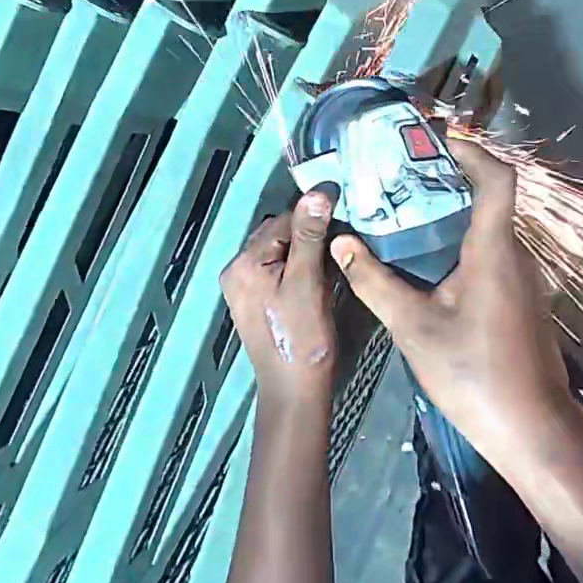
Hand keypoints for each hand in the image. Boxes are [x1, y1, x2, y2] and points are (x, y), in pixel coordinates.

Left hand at [220, 189, 339, 409]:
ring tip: (333, 258)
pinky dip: (298, 266)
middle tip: (342, 241)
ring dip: (306, 249)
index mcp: (245, 262)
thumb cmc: (303, 337)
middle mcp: (236, 269)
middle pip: (279, 233)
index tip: (345, 221)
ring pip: (280, 250)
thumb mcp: (308, 282)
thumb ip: (310, 235)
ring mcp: (243, 286)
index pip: (284, 220)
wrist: (294, 392)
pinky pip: (277, 268)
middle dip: (309, 233)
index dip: (315, 218)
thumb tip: (318, 191)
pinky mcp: (255, 299)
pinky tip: (319, 275)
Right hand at [331, 138, 570, 465]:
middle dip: (448, 178)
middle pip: (489, 197)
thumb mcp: (413, 326)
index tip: (435, 141)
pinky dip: (460, 240)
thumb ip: (374, 281)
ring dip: (452, 211)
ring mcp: (521, 275)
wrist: (532, 428)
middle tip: (401, 174)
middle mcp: (514, 252)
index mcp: (493, 249)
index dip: (472, 151)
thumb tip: (340, 244)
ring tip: (405, 209)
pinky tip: (427, 258)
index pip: (498, 179)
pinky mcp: (519, 296)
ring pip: (487, 226)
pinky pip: (490, 251)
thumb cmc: (473, 372)